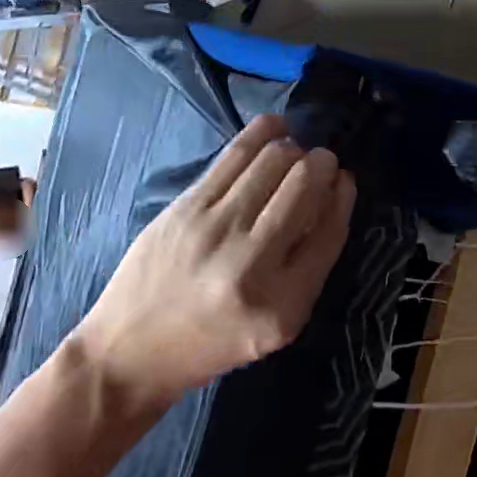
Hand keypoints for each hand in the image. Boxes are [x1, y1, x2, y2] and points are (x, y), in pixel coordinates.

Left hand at [71, 114, 356, 406]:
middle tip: (323, 161)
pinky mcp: (187, 207)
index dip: (343, 196)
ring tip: (296, 149)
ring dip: (294, 148)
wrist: (132, 350)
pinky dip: (262, 133)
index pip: (330, 232)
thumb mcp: (275, 327)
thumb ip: (306, 270)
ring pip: (272, 162)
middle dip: (322, 164)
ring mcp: (215, 229)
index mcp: (284, 305)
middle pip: (303, 188)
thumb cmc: (210, 344)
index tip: (344, 180)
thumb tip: (328, 201)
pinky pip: (234, 156)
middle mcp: (253, 263)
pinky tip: (276, 126)